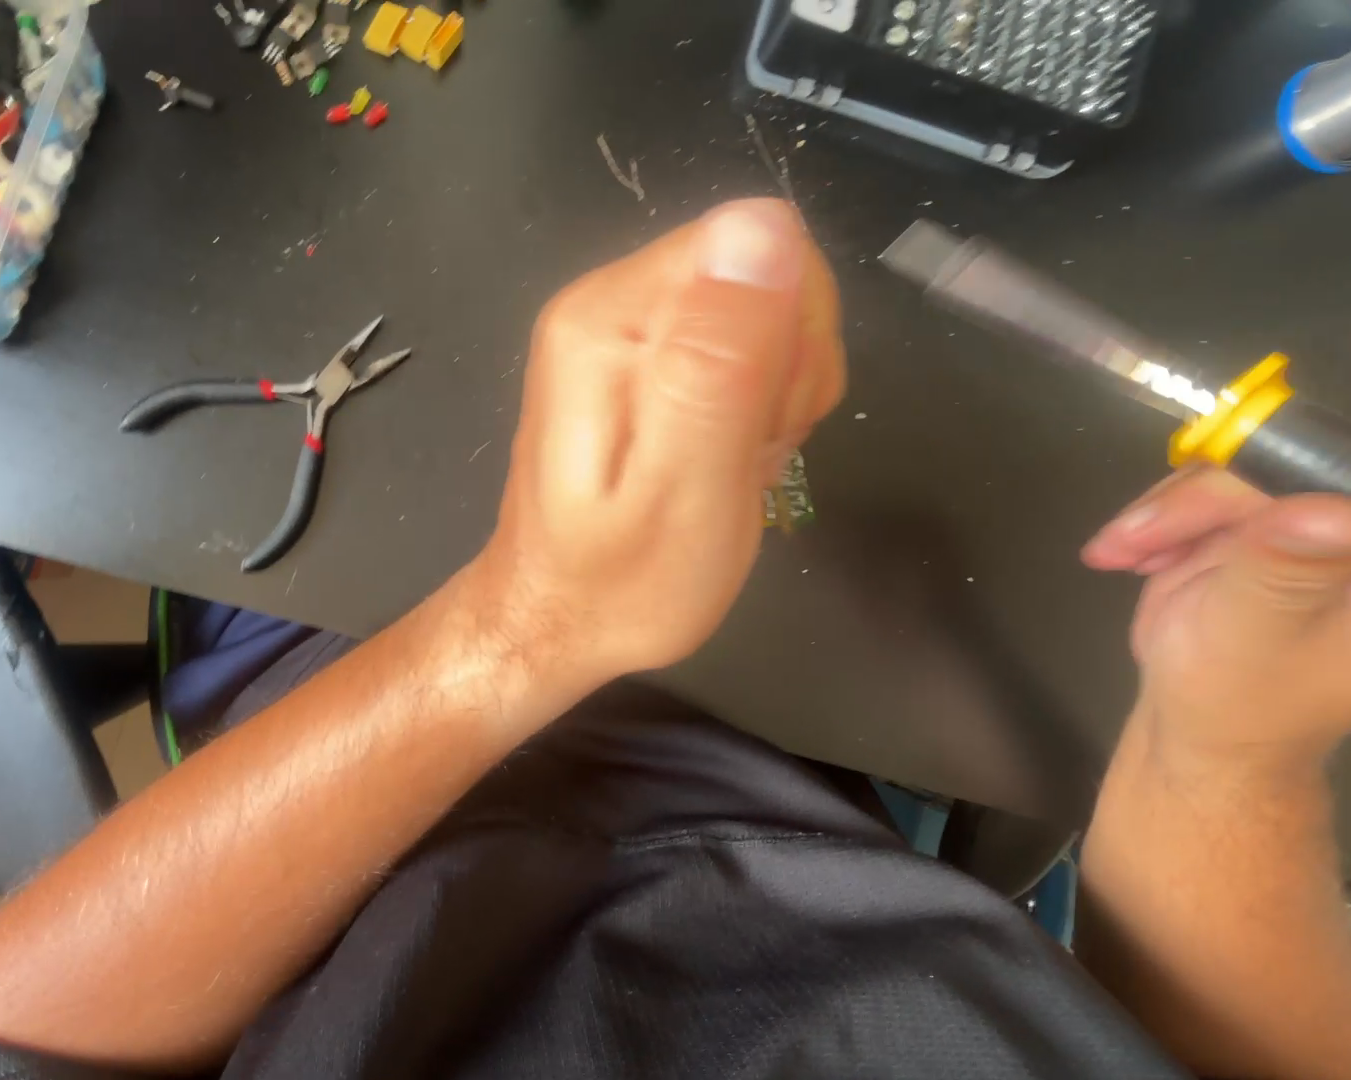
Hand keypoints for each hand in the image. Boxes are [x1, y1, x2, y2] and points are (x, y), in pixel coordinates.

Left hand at [463, 199, 844, 685]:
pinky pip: (739, 353)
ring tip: (730, 465)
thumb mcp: (684, 486)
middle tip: (744, 452)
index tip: (763, 418)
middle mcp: (607, 304)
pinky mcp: (641, 365)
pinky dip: (755, 408)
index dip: (790, 331)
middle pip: (763, 275)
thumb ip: (721, 360)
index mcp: (608, 319)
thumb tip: (763, 228)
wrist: (559, 619)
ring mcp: (623, 333)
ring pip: (762, 316)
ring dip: (774, 395)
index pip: (759, 244)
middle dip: (785, 367)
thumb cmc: (621, 581)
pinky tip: (725, 460)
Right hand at [1081, 301, 1350, 770]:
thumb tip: (1327, 511)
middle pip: (1343, 457)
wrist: (1201, 716)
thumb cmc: (1241, 695)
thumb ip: (1286, 572)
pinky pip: (1225, 478)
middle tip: (1170, 509)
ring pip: (1261, 465)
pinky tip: (1134, 549)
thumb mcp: (1254, 638)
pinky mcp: (1287, 513)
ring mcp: (1344, 520)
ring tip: (1130, 552)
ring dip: (1181, 507)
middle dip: (1239, 481)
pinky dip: (1167, 511)